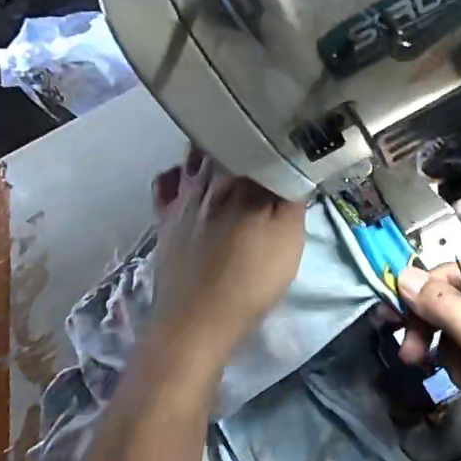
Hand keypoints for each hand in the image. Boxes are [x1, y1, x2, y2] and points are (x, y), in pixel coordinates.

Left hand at [147, 151, 305, 357]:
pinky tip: (190, 179)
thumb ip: (293, 198)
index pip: (262, 144)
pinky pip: (169, 182)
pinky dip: (180, 172)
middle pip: (226, 142)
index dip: (279, 141)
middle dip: (245, 139)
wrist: (196, 321)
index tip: (294, 140)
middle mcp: (209, 177)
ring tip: (233, 151)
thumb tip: (297, 168)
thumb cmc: (250, 280)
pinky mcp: (164, 218)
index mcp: (242, 178)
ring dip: (214, 148)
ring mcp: (182, 197)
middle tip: (266, 143)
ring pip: (196, 155)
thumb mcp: (289, 239)